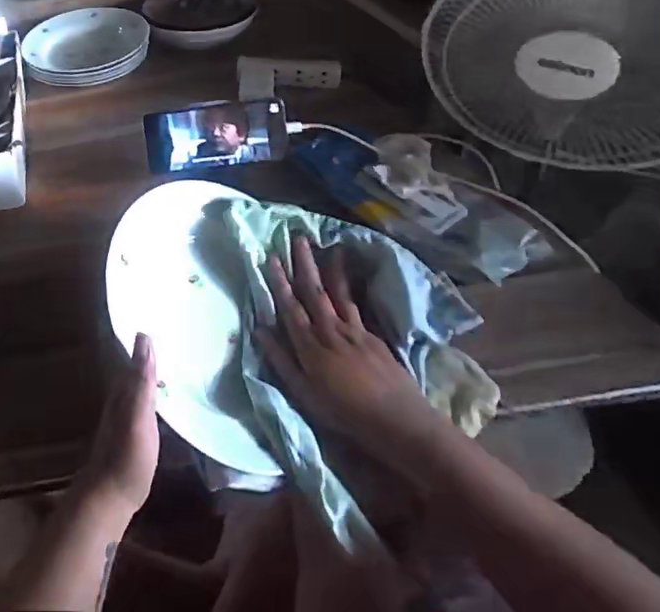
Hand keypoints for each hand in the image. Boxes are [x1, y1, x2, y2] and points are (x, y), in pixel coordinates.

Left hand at [77, 333, 159, 519]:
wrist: (109, 497)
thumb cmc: (126, 455)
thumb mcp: (139, 415)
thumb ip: (142, 380)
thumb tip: (144, 336)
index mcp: (122, 391)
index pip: (133, 358)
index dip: (145, 343)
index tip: (161, 322)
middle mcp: (120, 400)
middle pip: (134, 371)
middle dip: (149, 357)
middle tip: (174, 340)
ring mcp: (123, 419)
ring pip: (137, 388)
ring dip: (151, 376)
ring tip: (173, 366)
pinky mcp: (130, 436)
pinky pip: (142, 406)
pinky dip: (152, 397)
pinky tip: (162, 401)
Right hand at [254, 237, 442, 462]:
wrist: (400, 423)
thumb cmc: (344, 413)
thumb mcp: (303, 393)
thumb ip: (281, 359)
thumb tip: (260, 329)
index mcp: (309, 344)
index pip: (290, 306)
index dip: (279, 281)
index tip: (271, 258)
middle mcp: (330, 330)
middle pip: (313, 291)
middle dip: (303, 263)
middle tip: (297, 237)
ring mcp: (354, 332)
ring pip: (337, 293)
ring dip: (328, 268)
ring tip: (327, 246)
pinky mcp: (373, 338)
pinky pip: (356, 306)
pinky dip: (350, 289)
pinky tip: (348, 279)